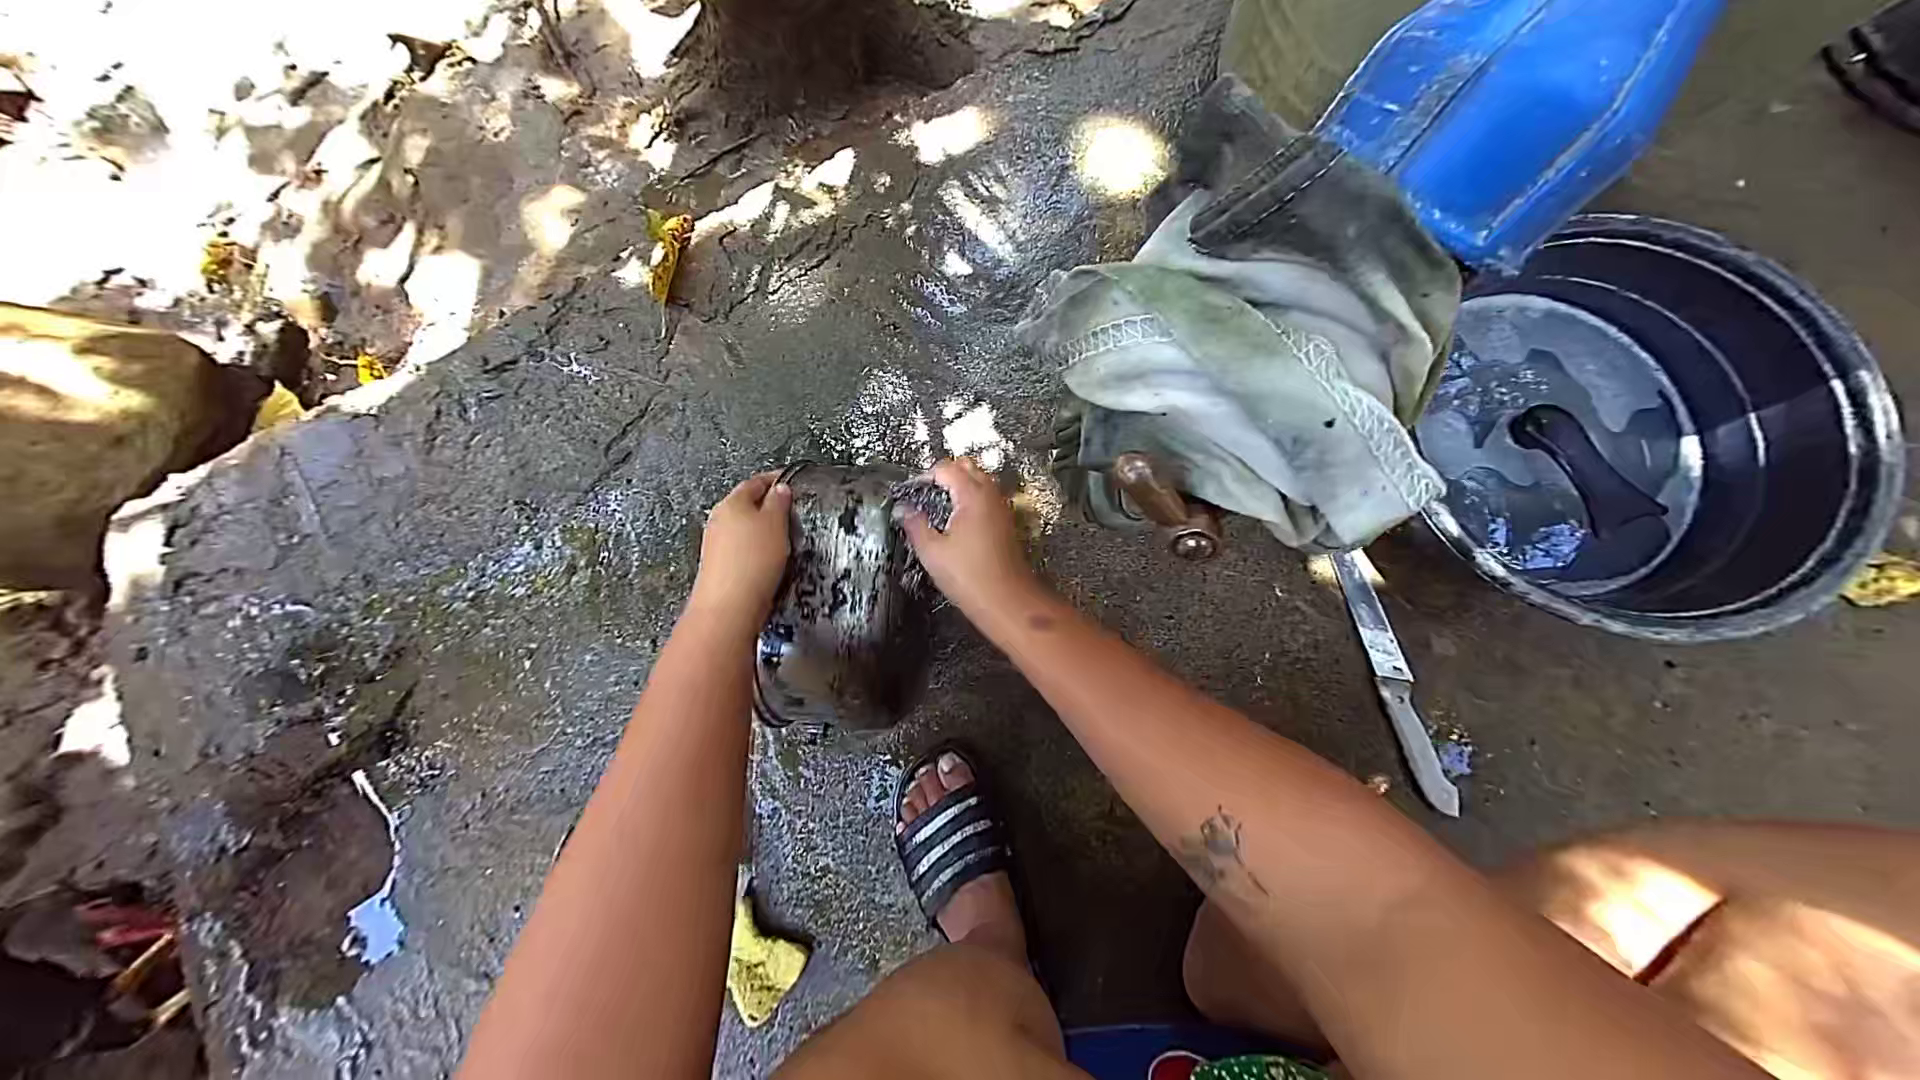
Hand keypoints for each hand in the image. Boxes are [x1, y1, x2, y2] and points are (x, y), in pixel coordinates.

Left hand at [689, 472, 791, 619]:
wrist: (730, 607)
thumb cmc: (751, 563)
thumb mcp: (776, 524)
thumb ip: (779, 502)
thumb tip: (781, 489)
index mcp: (731, 503)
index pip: (756, 481)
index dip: (777, 479)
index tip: (791, 480)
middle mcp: (719, 521)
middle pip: (748, 505)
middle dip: (770, 505)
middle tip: (792, 510)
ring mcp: (717, 545)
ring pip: (745, 529)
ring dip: (763, 530)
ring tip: (786, 537)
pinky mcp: (721, 567)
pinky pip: (743, 551)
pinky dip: (757, 550)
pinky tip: (770, 560)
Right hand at [899, 459, 1036, 610]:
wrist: (1007, 600)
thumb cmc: (973, 578)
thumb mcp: (932, 551)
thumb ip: (915, 525)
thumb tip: (904, 511)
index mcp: (972, 496)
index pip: (946, 468)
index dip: (926, 476)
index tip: (913, 492)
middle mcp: (991, 497)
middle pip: (967, 467)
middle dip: (945, 475)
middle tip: (926, 495)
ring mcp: (1001, 509)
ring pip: (980, 482)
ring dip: (959, 487)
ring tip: (939, 509)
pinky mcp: (1005, 524)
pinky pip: (987, 499)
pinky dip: (971, 501)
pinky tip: (957, 524)